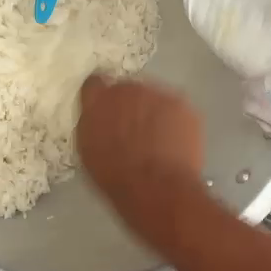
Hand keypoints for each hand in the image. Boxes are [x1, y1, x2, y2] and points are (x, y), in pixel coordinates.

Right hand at [77, 75, 207, 233]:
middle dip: (129, 105)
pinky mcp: (182, 103)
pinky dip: (172, 120)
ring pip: (152, 97)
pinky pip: (174, 107)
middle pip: (127, 88)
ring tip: (155, 138)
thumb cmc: (114, 175)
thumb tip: (98, 118)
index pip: (94, 84)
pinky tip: (172, 141)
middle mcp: (126, 88)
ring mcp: (157, 93)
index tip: (104, 110)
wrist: (156, 187)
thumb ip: (92, 123)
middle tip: (132, 129)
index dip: (100, 97)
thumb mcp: (88, 148)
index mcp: (96, 100)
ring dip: (151, 111)